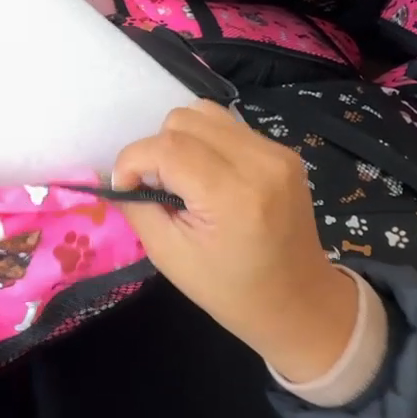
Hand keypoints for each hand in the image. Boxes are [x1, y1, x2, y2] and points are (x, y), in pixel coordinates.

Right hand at [113, 101, 358, 383]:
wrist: (301, 304)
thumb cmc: (231, 290)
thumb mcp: (168, 255)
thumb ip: (136, 207)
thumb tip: (115, 177)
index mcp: (233, 196)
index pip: (165, 147)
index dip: (132, 161)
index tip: (126, 187)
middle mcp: (259, 163)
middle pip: (181, 121)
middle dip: (155, 150)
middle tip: (158, 188)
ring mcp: (276, 152)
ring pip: (201, 113)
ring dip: (179, 140)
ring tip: (184, 178)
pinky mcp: (282, 151)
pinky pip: (225, 125)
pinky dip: (204, 142)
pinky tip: (208, 175)